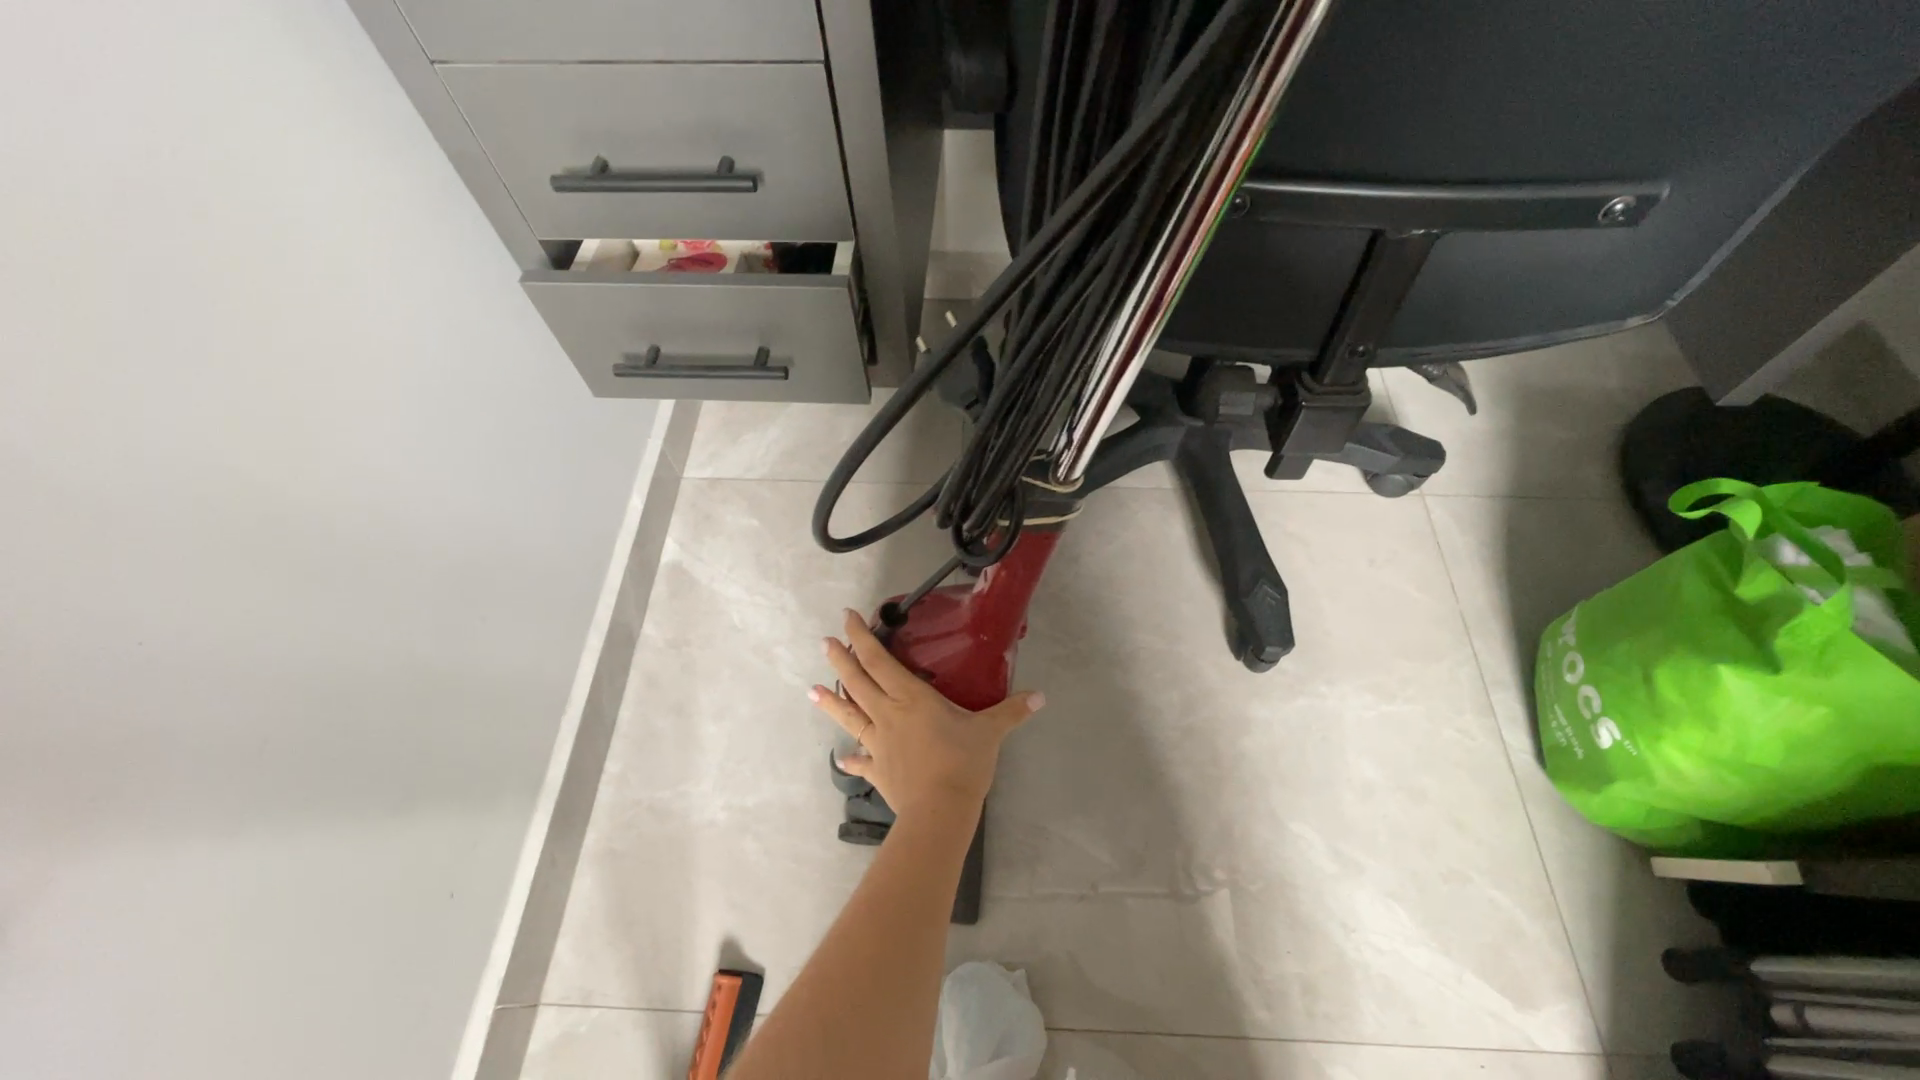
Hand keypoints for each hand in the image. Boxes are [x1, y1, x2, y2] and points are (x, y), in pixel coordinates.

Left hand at [810, 609, 1043, 824]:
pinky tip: (842, 758)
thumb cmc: (962, 762)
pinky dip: (851, 759)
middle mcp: (888, 714)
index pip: (879, 660)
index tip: (847, 617)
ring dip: (830, 701)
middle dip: (841, 658)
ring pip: (849, 716)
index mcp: (911, 698)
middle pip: (857, 681)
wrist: (939, 811)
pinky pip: (860, 761)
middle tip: (826, 641)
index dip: (861, 637)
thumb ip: (1012, 711)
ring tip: (811, 689)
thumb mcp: (991, 732)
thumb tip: (1041, 696)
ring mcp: (878, 743)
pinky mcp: (878, 770)